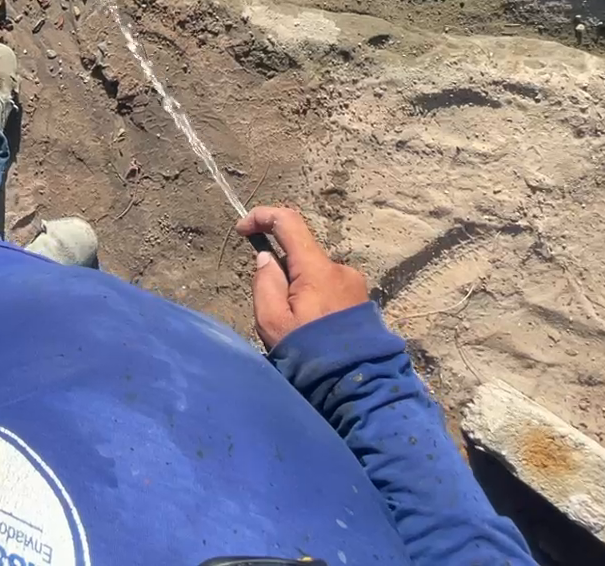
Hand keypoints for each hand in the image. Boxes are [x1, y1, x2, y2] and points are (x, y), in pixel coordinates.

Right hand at [237, 206, 371, 348]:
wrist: (361, 388)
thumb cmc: (309, 353)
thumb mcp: (271, 320)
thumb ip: (264, 282)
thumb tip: (266, 258)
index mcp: (316, 269)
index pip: (288, 221)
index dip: (261, 216)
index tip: (242, 231)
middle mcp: (340, 269)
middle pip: (300, 253)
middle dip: (280, 270)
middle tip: (274, 307)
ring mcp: (355, 285)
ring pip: (314, 272)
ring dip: (298, 287)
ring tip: (296, 325)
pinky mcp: (362, 301)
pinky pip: (329, 287)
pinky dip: (314, 297)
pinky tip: (313, 328)